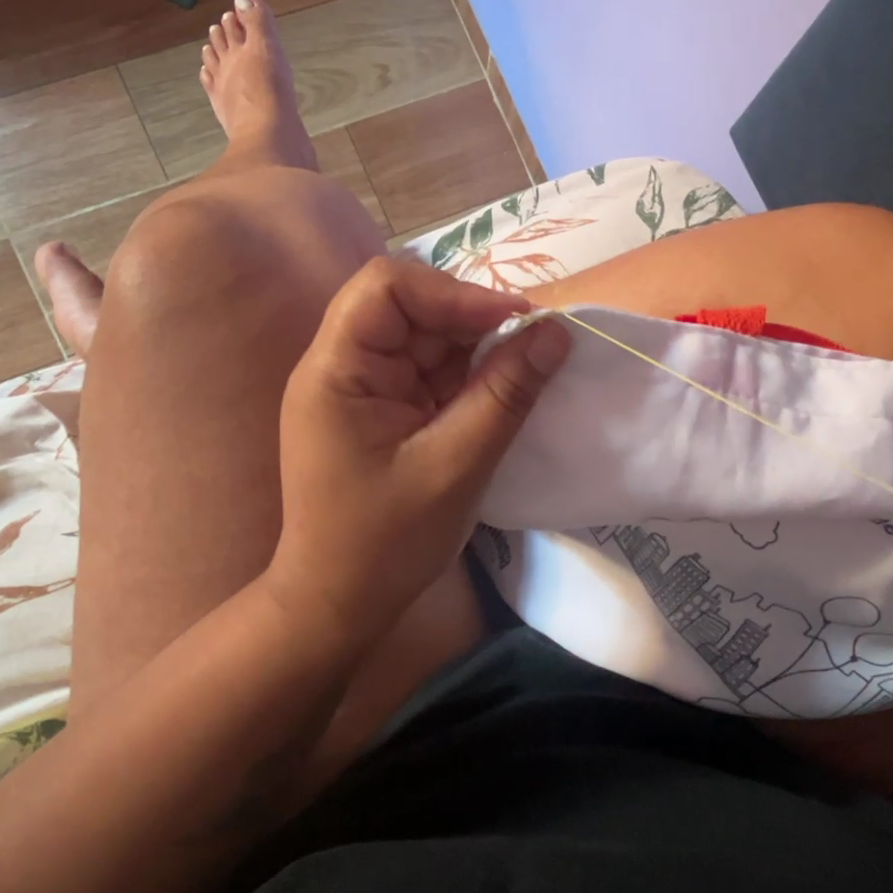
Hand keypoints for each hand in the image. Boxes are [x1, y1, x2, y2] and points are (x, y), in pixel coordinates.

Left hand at [268, 257, 568, 636]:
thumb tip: (556, 331)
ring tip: (527, 371)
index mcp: (337, 370)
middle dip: (473, 320)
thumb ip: (505, 395)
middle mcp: (344, 366)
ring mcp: (366, 389)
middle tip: (534, 345)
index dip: (455, 292)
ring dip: (479, 349)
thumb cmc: (386, 541)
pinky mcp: (387, 412)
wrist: (340, 604)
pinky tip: (505, 392)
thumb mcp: (455, 466)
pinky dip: (471, 377)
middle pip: (411, 308)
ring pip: (428, 339)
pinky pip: (433, 373)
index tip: (517, 320)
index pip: (388, 288)